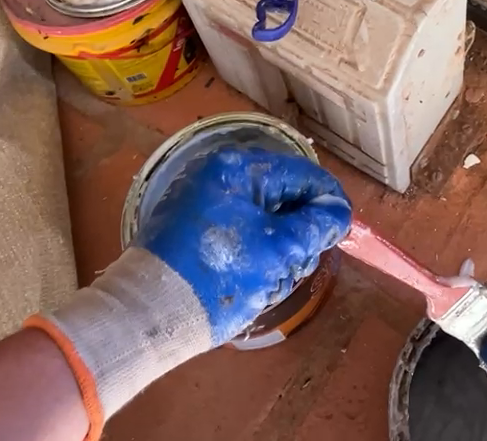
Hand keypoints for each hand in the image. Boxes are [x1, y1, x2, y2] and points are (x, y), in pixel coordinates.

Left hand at [134, 146, 351, 340]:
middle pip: (280, 191)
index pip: (301, 174)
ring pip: (259, 210)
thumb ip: (316, 225)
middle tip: (305, 259)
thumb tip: (339, 212)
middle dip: (300, 225)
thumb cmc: (216, 279)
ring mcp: (198, 197)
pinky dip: (253, 245)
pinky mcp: (187, 223)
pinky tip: (255, 274)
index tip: (344, 227)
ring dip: (277, 239)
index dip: (328, 200)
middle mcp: (216, 172)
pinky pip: (236, 224)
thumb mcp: (277, 251)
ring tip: (277, 274)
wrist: (142, 320)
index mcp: (237, 167)